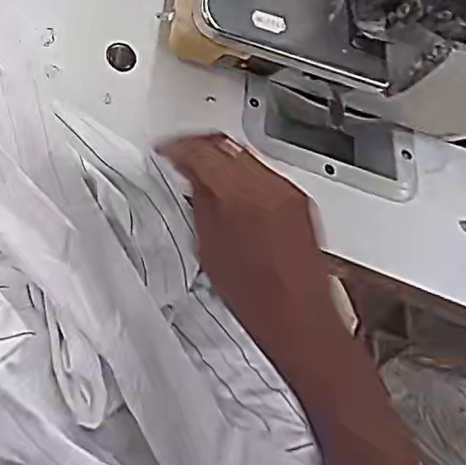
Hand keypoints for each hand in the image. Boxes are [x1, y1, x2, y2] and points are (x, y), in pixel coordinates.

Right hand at [159, 133, 335, 346]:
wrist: (300, 320)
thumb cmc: (256, 299)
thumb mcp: (208, 248)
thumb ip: (199, 204)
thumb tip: (190, 179)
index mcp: (238, 197)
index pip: (201, 152)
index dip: (177, 147)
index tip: (166, 150)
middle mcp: (266, 187)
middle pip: (224, 144)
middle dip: (198, 145)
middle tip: (180, 153)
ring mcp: (286, 191)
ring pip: (243, 153)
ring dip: (220, 156)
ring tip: (202, 169)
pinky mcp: (299, 199)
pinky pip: (263, 170)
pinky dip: (241, 170)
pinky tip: (231, 187)